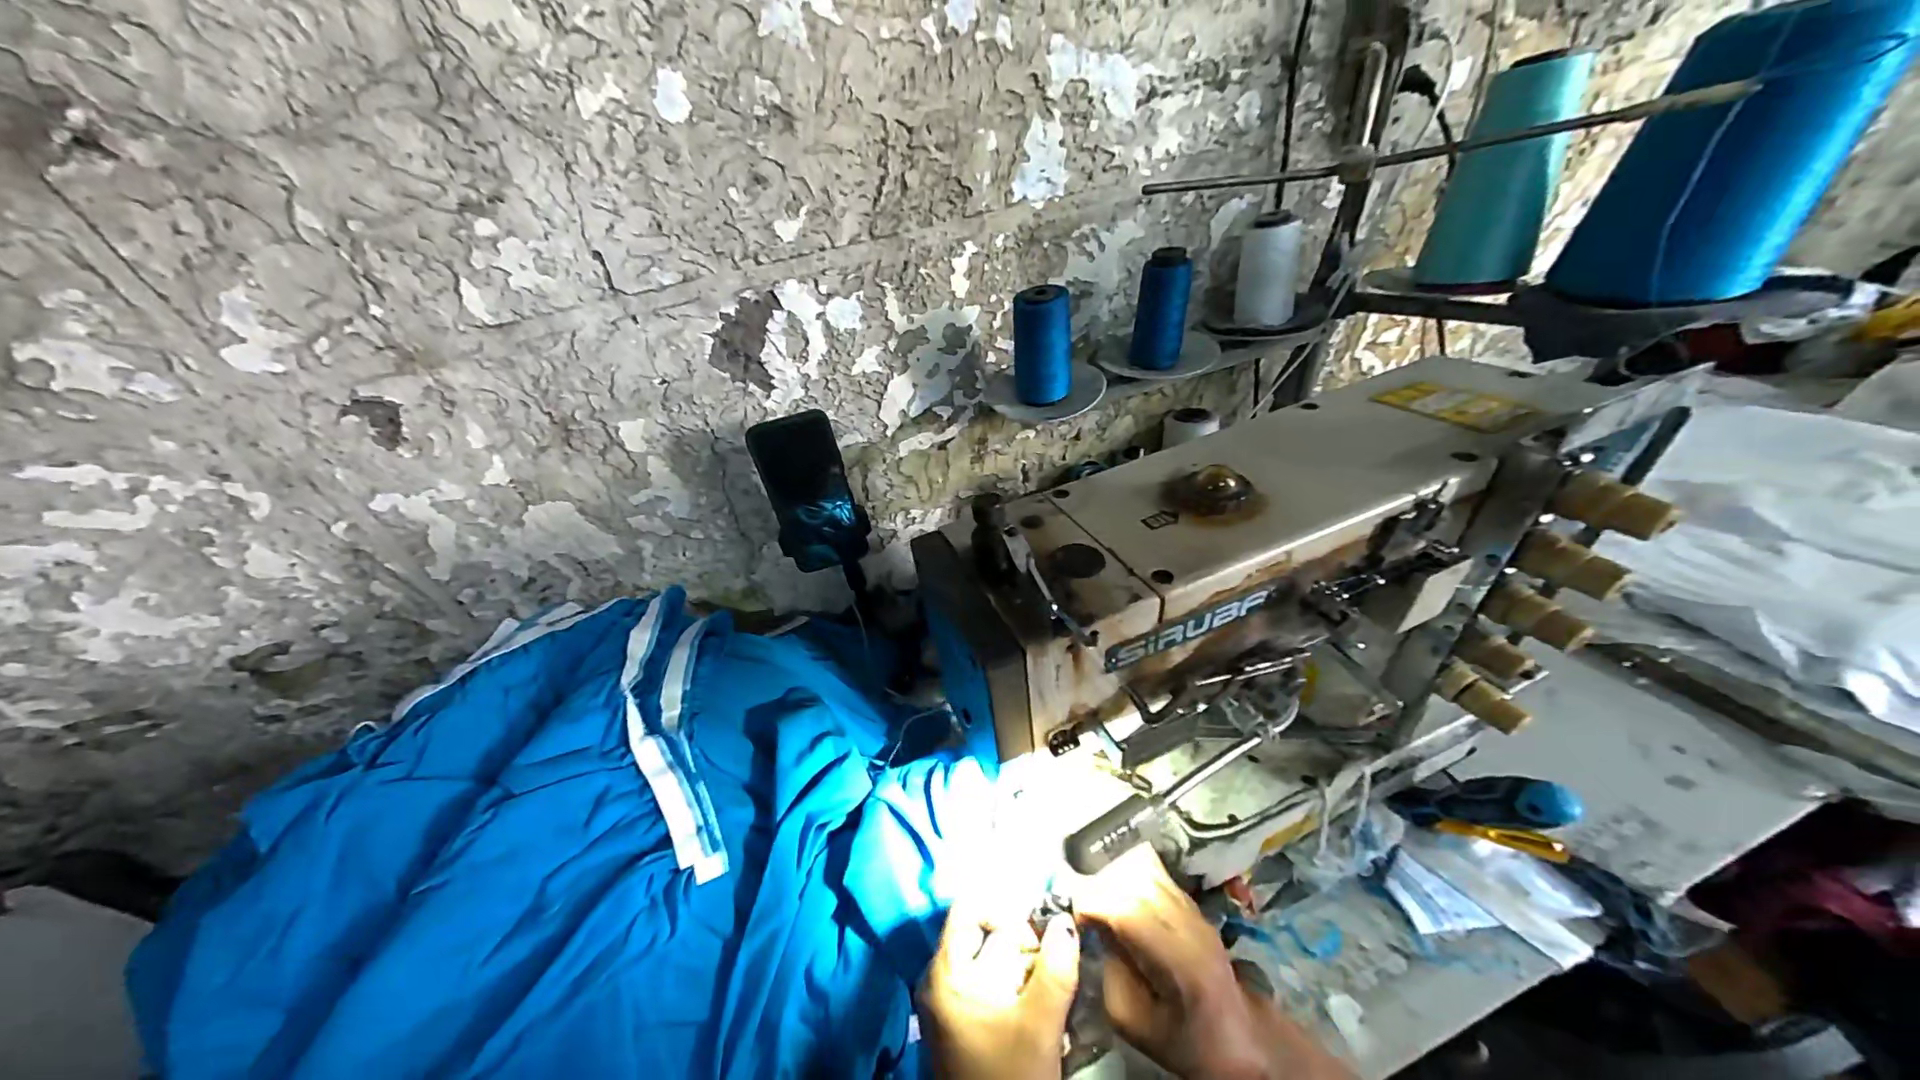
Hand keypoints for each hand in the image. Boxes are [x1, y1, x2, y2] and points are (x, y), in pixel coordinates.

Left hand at [918, 894, 1080, 1079]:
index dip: (1005, 908)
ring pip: (995, 962)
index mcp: (946, 973)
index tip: (1040, 925)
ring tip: (1058, 974)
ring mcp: (954, 1004)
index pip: (969, 910)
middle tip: (1058, 951)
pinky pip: (995, 986)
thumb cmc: (1007, 1078)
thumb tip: (1067, 920)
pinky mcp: (968, 1024)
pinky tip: (1046, 999)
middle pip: (986, 935)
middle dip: (1026, 940)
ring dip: (1029, 964)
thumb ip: (1055, 968)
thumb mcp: (1037, 1024)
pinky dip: (1021, 985)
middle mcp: (943, 980)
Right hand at [1074, 846, 1354, 1079]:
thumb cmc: (1183, 1037)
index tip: (1074, 918)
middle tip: (1082, 910)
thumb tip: (1092, 931)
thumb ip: (1108, 972)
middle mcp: (1191, 925)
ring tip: (1098, 903)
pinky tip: (1118, 897)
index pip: (1128, 910)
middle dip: (1099, 889)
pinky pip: (1153, 874)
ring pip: (1144, 871)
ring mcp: (1195, 908)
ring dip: (1113, 880)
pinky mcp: (1193, 902)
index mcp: (1181, 962)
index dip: (1093, 905)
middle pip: (1134, 882)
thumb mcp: (1132, 1021)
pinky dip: (1128, 878)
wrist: (1239, 1035)